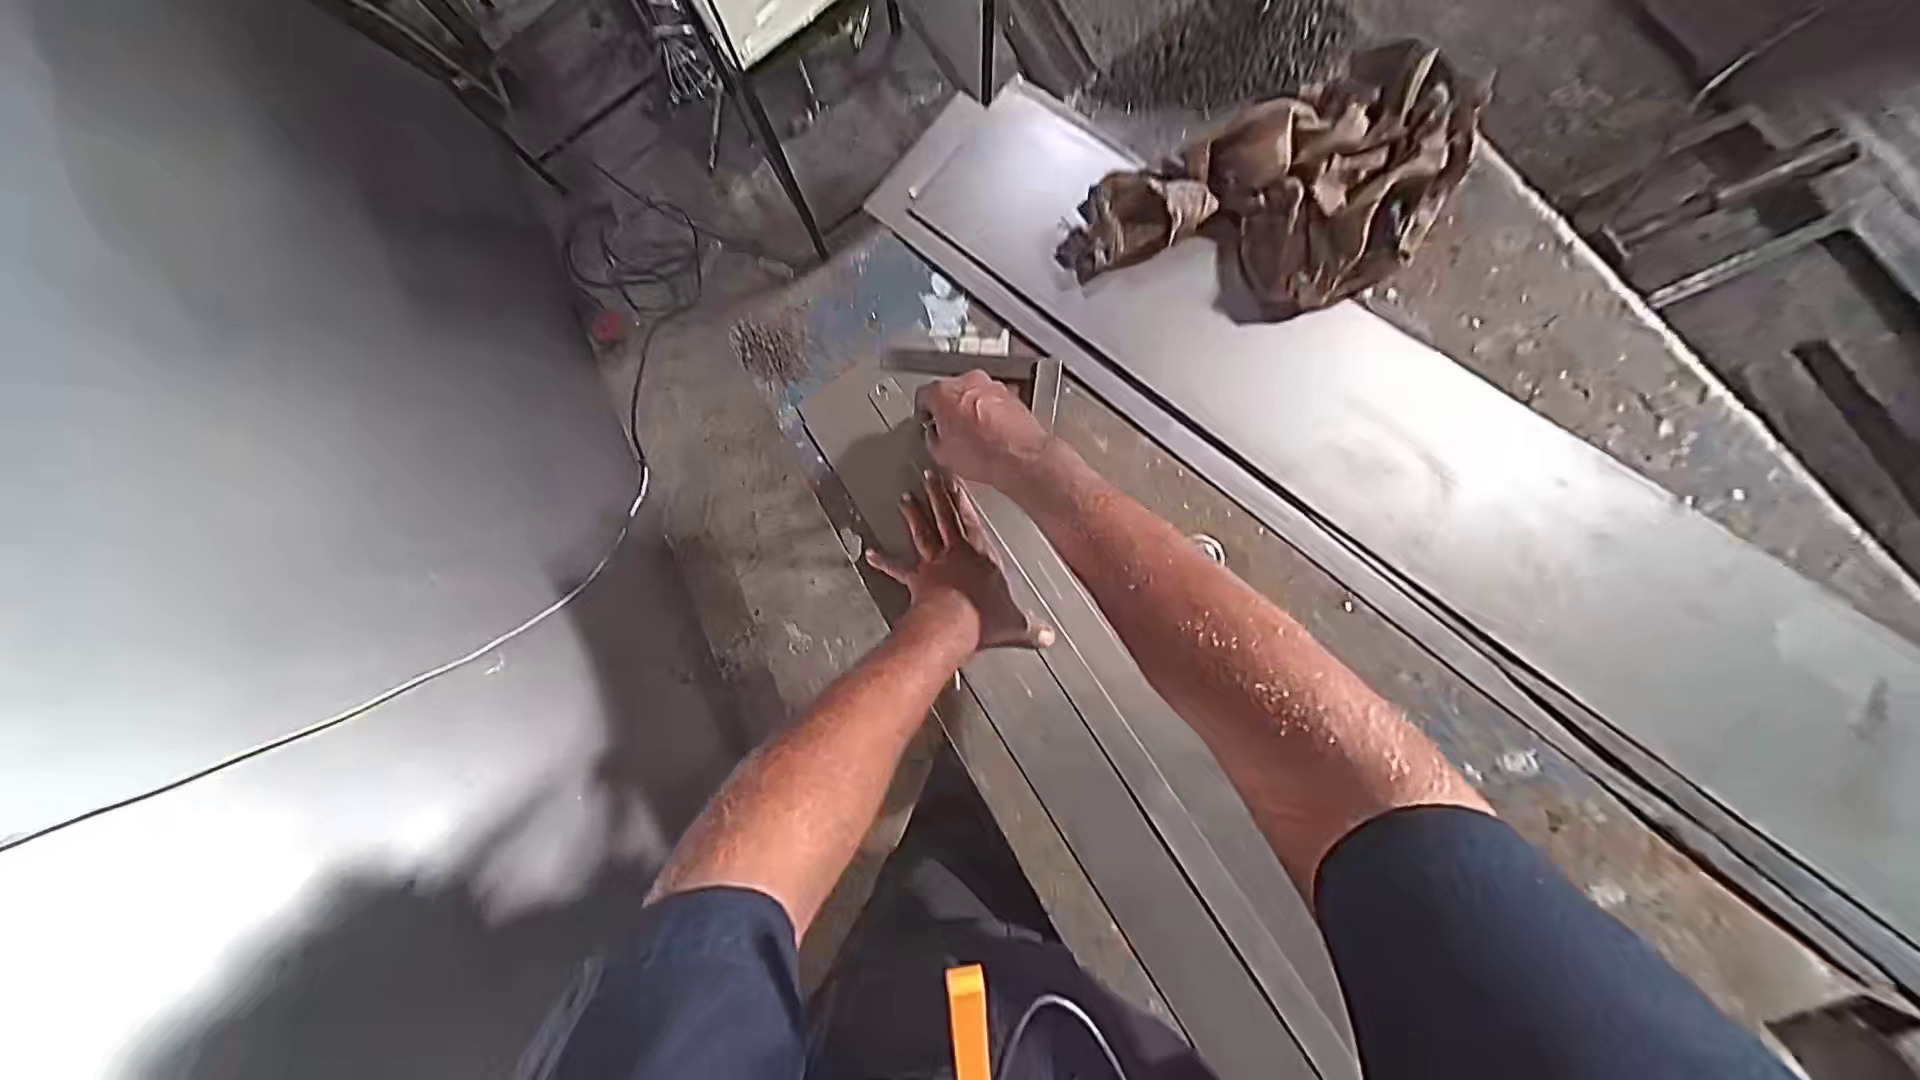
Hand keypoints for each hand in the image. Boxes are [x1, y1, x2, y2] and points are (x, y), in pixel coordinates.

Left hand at [866, 469, 1054, 650]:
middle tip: (927, 476)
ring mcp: (933, 564)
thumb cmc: (982, 619)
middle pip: (944, 517)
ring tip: (905, 498)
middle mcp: (955, 554)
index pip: (970, 522)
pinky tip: (870, 553)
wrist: (953, 626)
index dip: (962, 501)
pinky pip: (897, 568)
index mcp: (980, 557)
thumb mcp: (1014, 625)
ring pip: (922, 532)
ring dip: (913, 514)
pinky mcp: (915, 580)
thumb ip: (1030, 628)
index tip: (955, 483)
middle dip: (936, 495)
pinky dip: (883, 560)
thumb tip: (1048, 638)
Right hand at [916, 371, 1054, 489]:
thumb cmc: (986, 454)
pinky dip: (989, 414)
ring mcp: (992, 386)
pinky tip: (990, 435)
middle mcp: (968, 382)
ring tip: (972, 437)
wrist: (1022, 458)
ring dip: (969, 411)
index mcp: (944, 392)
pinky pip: (992, 402)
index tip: (926, 421)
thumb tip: (936, 437)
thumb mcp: (942, 455)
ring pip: (973, 395)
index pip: (923, 395)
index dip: (923, 412)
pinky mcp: (1011, 395)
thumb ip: (932, 438)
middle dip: (948, 410)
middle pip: (950, 391)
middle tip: (949, 432)